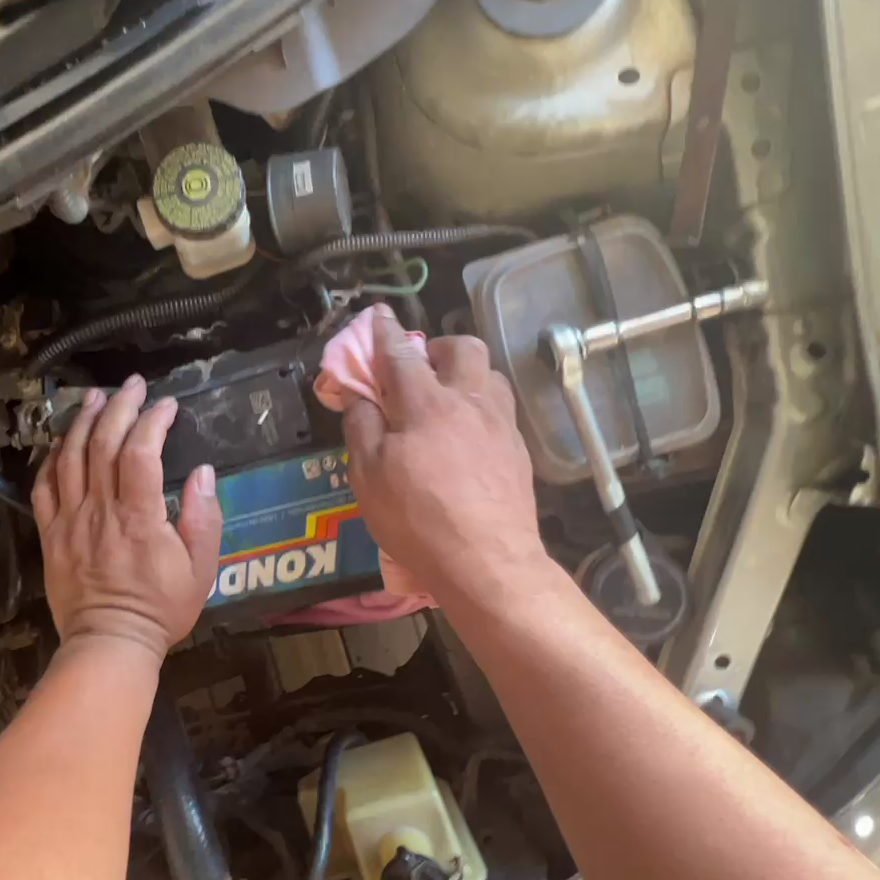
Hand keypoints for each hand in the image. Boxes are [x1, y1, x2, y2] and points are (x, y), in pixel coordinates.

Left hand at [32, 376, 222, 659]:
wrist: (109, 642)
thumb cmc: (161, 608)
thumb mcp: (201, 569)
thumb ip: (203, 518)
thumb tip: (203, 473)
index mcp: (138, 517)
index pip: (141, 452)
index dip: (153, 420)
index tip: (167, 405)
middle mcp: (99, 510)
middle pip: (104, 444)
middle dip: (119, 406)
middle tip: (132, 384)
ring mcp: (69, 520)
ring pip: (70, 457)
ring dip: (83, 421)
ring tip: (96, 397)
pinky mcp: (50, 533)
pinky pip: (43, 486)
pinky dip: (51, 458)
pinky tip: (62, 441)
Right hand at [342, 307, 551, 604]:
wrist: (487, 563)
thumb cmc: (416, 518)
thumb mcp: (368, 475)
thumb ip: (361, 426)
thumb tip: (360, 396)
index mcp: (427, 403)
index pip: (400, 353)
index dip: (383, 332)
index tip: (376, 316)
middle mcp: (469, 402)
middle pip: (462, 349)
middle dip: (437, 347)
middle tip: (418, 369)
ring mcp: (501, 426)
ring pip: (489, 376)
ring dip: (465, 375)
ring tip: (444, 402)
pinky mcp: (518, 452)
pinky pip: (500, 410)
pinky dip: (479, 408)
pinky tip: (466, 438)